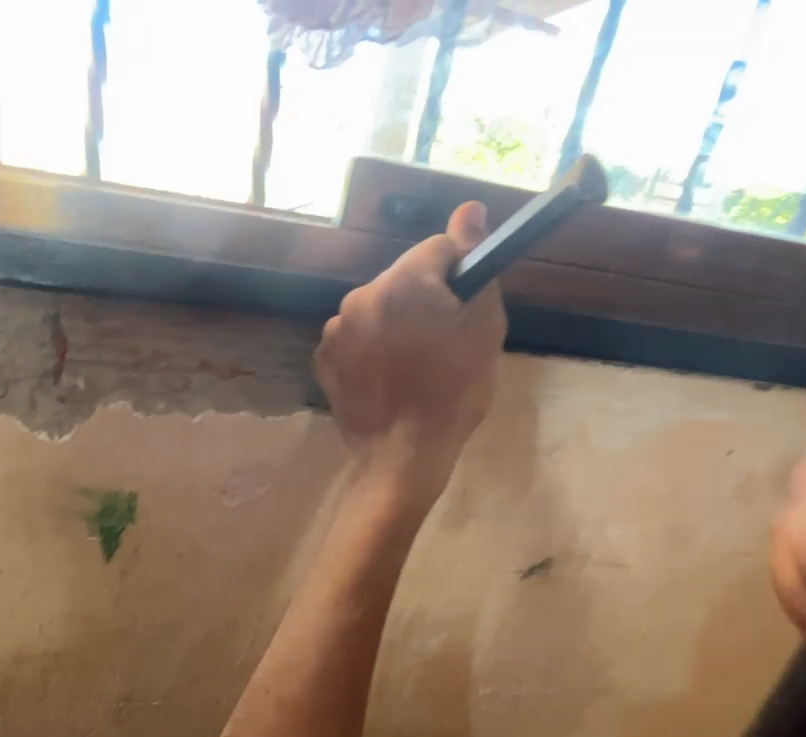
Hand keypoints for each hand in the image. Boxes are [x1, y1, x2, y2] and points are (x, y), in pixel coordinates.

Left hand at [314, 202, 506, 499]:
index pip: (437, 250)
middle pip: (402, 280)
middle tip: (440, 346)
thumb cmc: (454, 393)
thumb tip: (469, 210)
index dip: (457, 276)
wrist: (403, 456)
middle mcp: (359, 296)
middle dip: (422, 302)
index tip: (463, 309)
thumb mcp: (483, 328)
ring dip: (392, 326)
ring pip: (375, 309)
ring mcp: (334, 330)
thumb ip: (475, 265)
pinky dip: (368, 350)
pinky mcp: (322, 359)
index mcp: (401, 283)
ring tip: (411, 368)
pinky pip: (353, 338)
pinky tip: (384, 379)